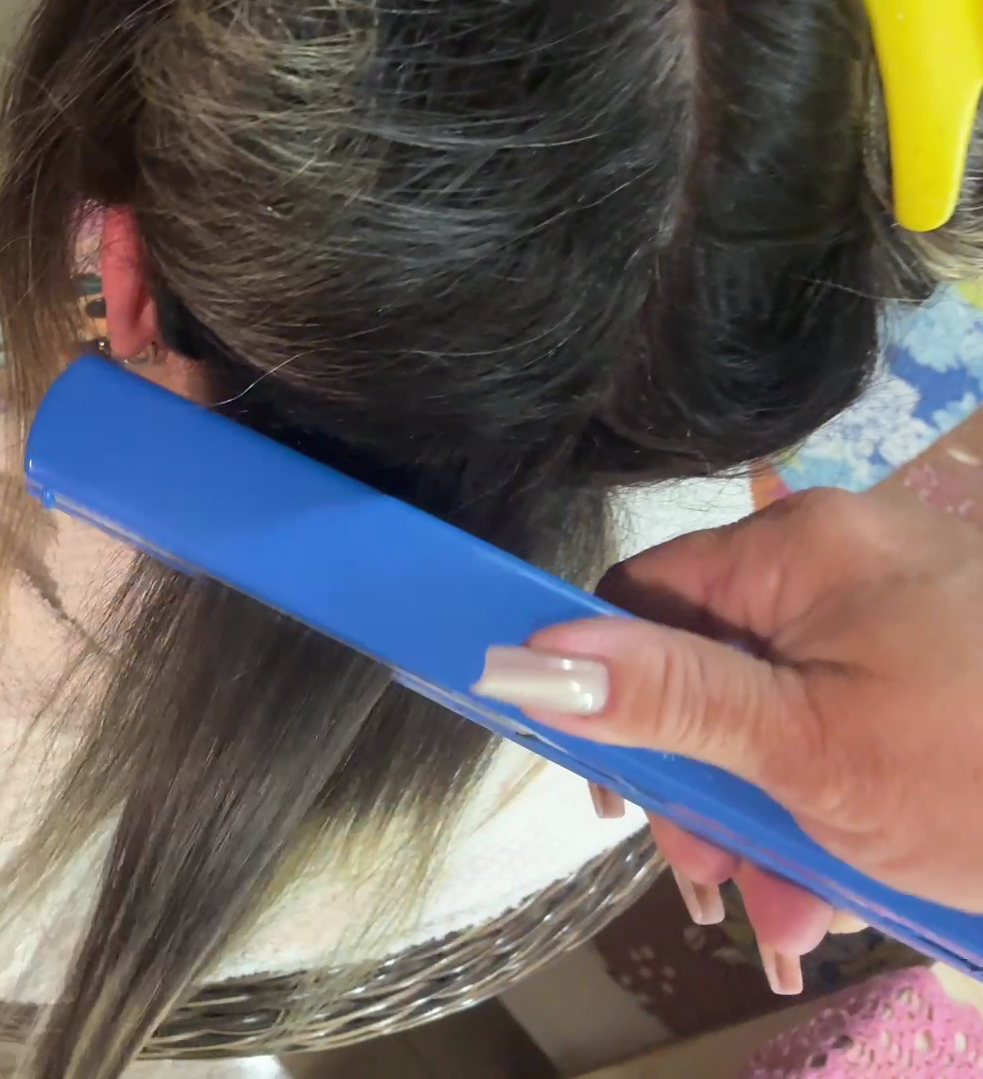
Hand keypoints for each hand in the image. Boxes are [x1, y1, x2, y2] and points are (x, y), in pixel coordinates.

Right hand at [474, 488, 982, 990]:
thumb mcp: (810, 751)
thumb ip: (653, 695)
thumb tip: (513, 661)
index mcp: (797, 549)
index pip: (631, 597)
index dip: (596, 684)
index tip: (607, 780)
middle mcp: (839, 559)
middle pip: (696, 659)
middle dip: (687, 772)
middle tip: (701, 870)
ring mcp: (895, 610)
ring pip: (763, 700)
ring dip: (749, 805)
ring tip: (773, 901)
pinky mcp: (939, 658)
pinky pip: (831, 715)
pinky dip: (817, 796)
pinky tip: (827, 878)